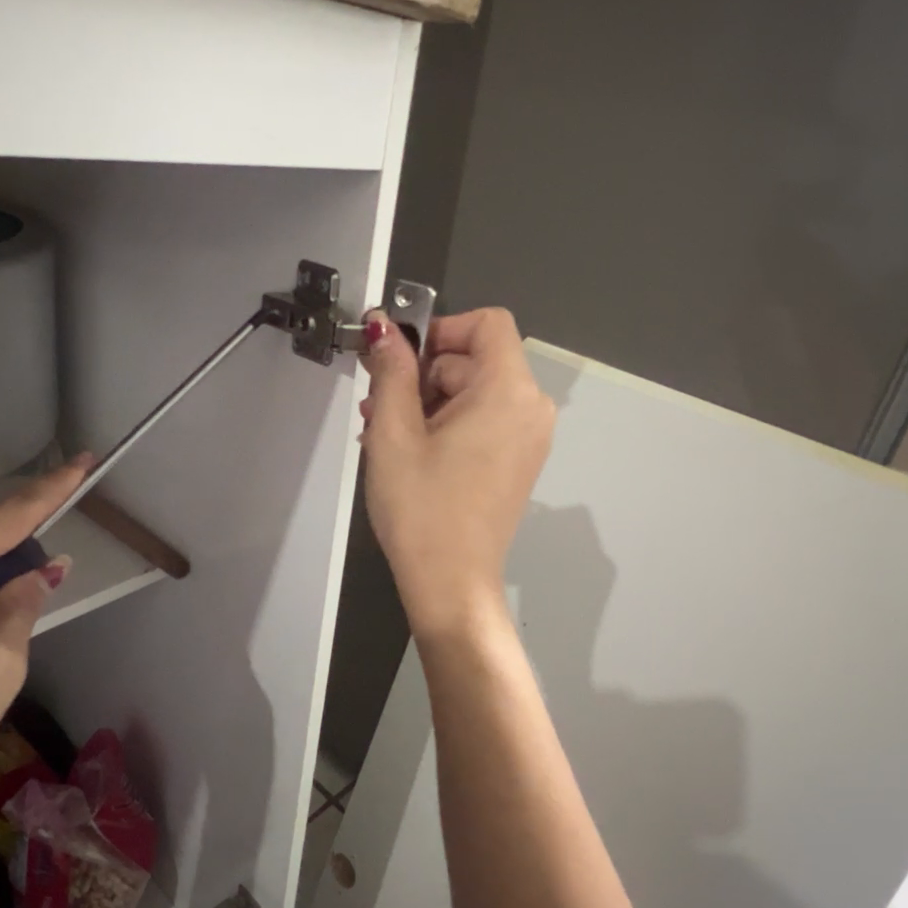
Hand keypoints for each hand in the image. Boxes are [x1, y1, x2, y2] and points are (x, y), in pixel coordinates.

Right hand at [359, 308, 553, 640]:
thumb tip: (384, 325)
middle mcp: (531, 407)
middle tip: (376, 403)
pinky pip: (484, 418)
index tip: (402, 358)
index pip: (487, 323)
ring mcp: (529, 437)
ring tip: (382, 432)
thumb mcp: (395, 432)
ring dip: (427, 399)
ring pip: (475, 390)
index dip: (441, 328)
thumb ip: (392, 369)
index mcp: (509, 392)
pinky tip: (408, 448)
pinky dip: (447, 421)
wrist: (451, 584)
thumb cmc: (421, 507)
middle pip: (476, 358)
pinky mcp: (519, 460)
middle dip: (423, 372)